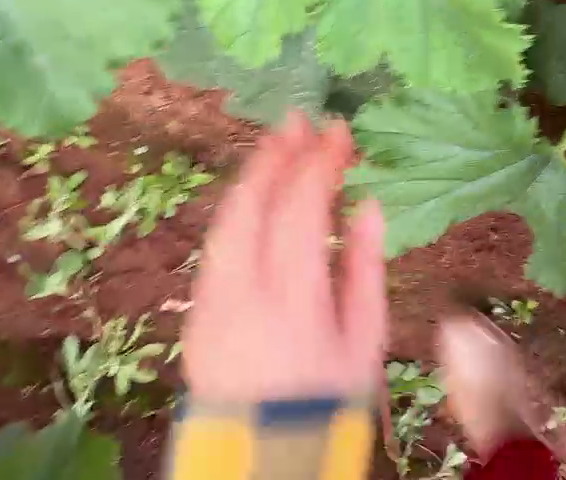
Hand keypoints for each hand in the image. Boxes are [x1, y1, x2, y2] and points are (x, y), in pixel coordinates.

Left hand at [182, 115, 386, 403]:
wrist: (264, 460)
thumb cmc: (330, 396)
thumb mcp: (365, 336)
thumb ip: (365, 266)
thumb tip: (368, 204)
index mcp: (292, 297)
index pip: (301, 209)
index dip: (319, 163)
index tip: (340, 130)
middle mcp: (242, 294)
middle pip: (252, 207)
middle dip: (276, 156)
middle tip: (300, 119)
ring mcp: (211, 304)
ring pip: (225, 223)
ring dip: (253, 176)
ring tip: (278, 142)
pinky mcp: (198, 314)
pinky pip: (218, 245)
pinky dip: (239, 208)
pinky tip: (259, 193)